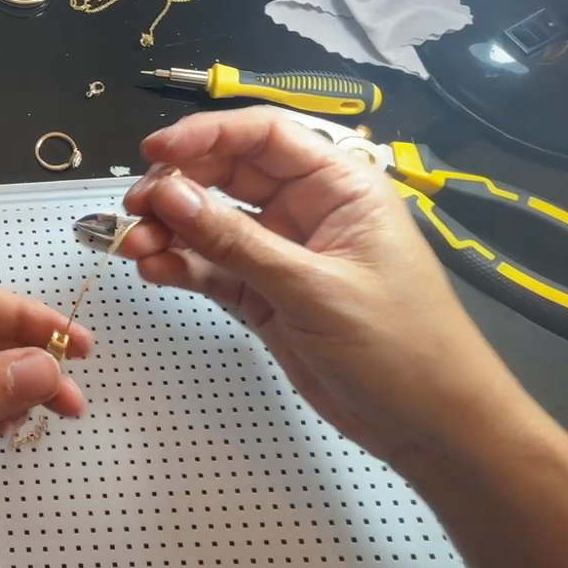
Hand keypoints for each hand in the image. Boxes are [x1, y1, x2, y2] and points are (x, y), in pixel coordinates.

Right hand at [118, 108, 540, 464]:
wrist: (432, 434)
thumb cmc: (400, 347)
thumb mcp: (314, 288)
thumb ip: (235, 241)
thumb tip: (167, 193)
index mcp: (336, 186)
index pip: (263, 136)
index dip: (206, 133)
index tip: (155, 149)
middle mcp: (302, 207)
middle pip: (224, 173)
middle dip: (176, 185)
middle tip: (136, 207)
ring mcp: (276, 249)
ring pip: (207, 220)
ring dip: (168, 229)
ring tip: (136, 246)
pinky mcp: (258, 289)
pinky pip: (207, 264)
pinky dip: (177, 265)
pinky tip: (153, 271)